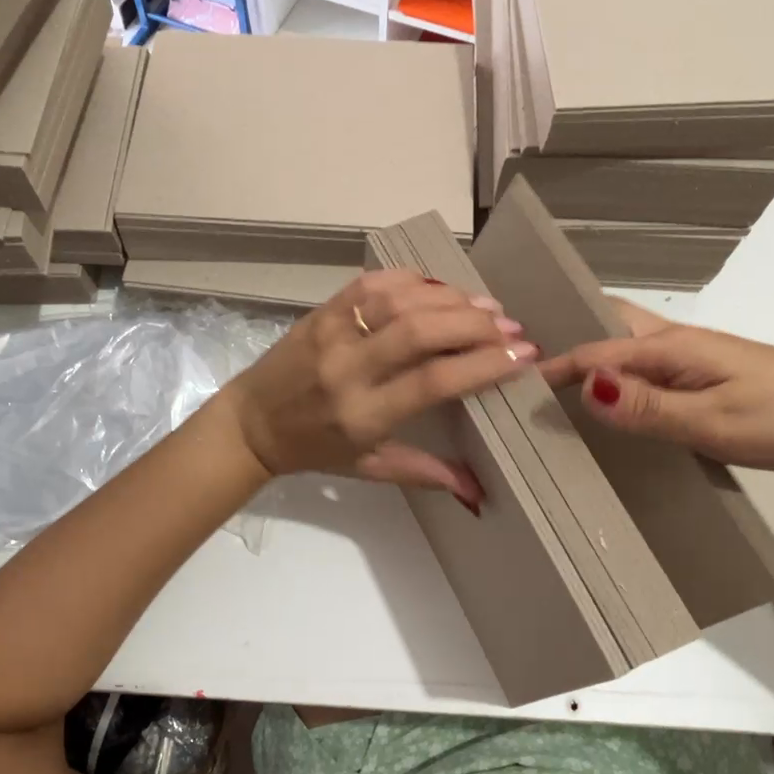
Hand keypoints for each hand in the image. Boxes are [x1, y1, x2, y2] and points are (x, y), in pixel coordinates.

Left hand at [219, 270, 536, 506]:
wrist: (250, 424)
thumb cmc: (314, 450)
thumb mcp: (369, 467)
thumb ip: (424, 472)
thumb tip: (478, 493)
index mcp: (363, 414)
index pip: (433, 381)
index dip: (483, 365)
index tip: (523, 355)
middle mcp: (348, 369)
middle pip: (419, 331)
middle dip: (473, 324)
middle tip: (509, 326)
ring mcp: (331, 334)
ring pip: (397, 300)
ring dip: (448, 297)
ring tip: (485, 305)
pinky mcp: (320, 311)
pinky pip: (371, 284)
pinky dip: (411, 280)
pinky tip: (439, 288)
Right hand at [539, 300, 773, 482]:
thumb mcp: (717, 421)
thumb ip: (650, 407)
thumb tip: (585, 388)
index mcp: (676, 346)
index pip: (596, 350)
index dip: (552, 363)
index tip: (506, 380)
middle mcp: (679, 348)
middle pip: (609, 332)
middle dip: (565, 340)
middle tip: (520, 370)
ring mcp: (696, 367)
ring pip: (627, 358)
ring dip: (591, 368)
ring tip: (549, 396)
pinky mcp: (709, 389)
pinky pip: (649, 383)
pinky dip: (620, 391)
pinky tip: (608, 418)